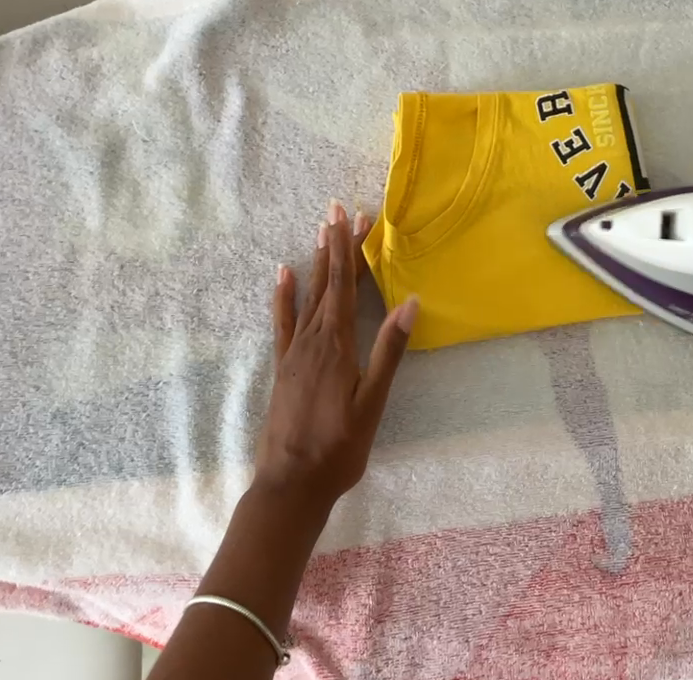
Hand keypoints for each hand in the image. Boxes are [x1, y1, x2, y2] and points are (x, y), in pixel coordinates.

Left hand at [256, 202, 418, 507]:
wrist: (291, 484)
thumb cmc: (340, 447)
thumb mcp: (373, 402)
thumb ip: (389, 351)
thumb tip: (409, 302)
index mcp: (338, 344)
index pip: (344, 285)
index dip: (350, 249)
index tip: (356, 216)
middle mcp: (313, 339)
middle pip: (327, 282)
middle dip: (335, 244)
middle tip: (339, 208)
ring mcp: (295, 351)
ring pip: (307, 295)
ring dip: (316, 261)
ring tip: (320, 229)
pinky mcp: (283, 366)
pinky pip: (283, 321)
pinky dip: (283, 295)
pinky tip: (282, 274)